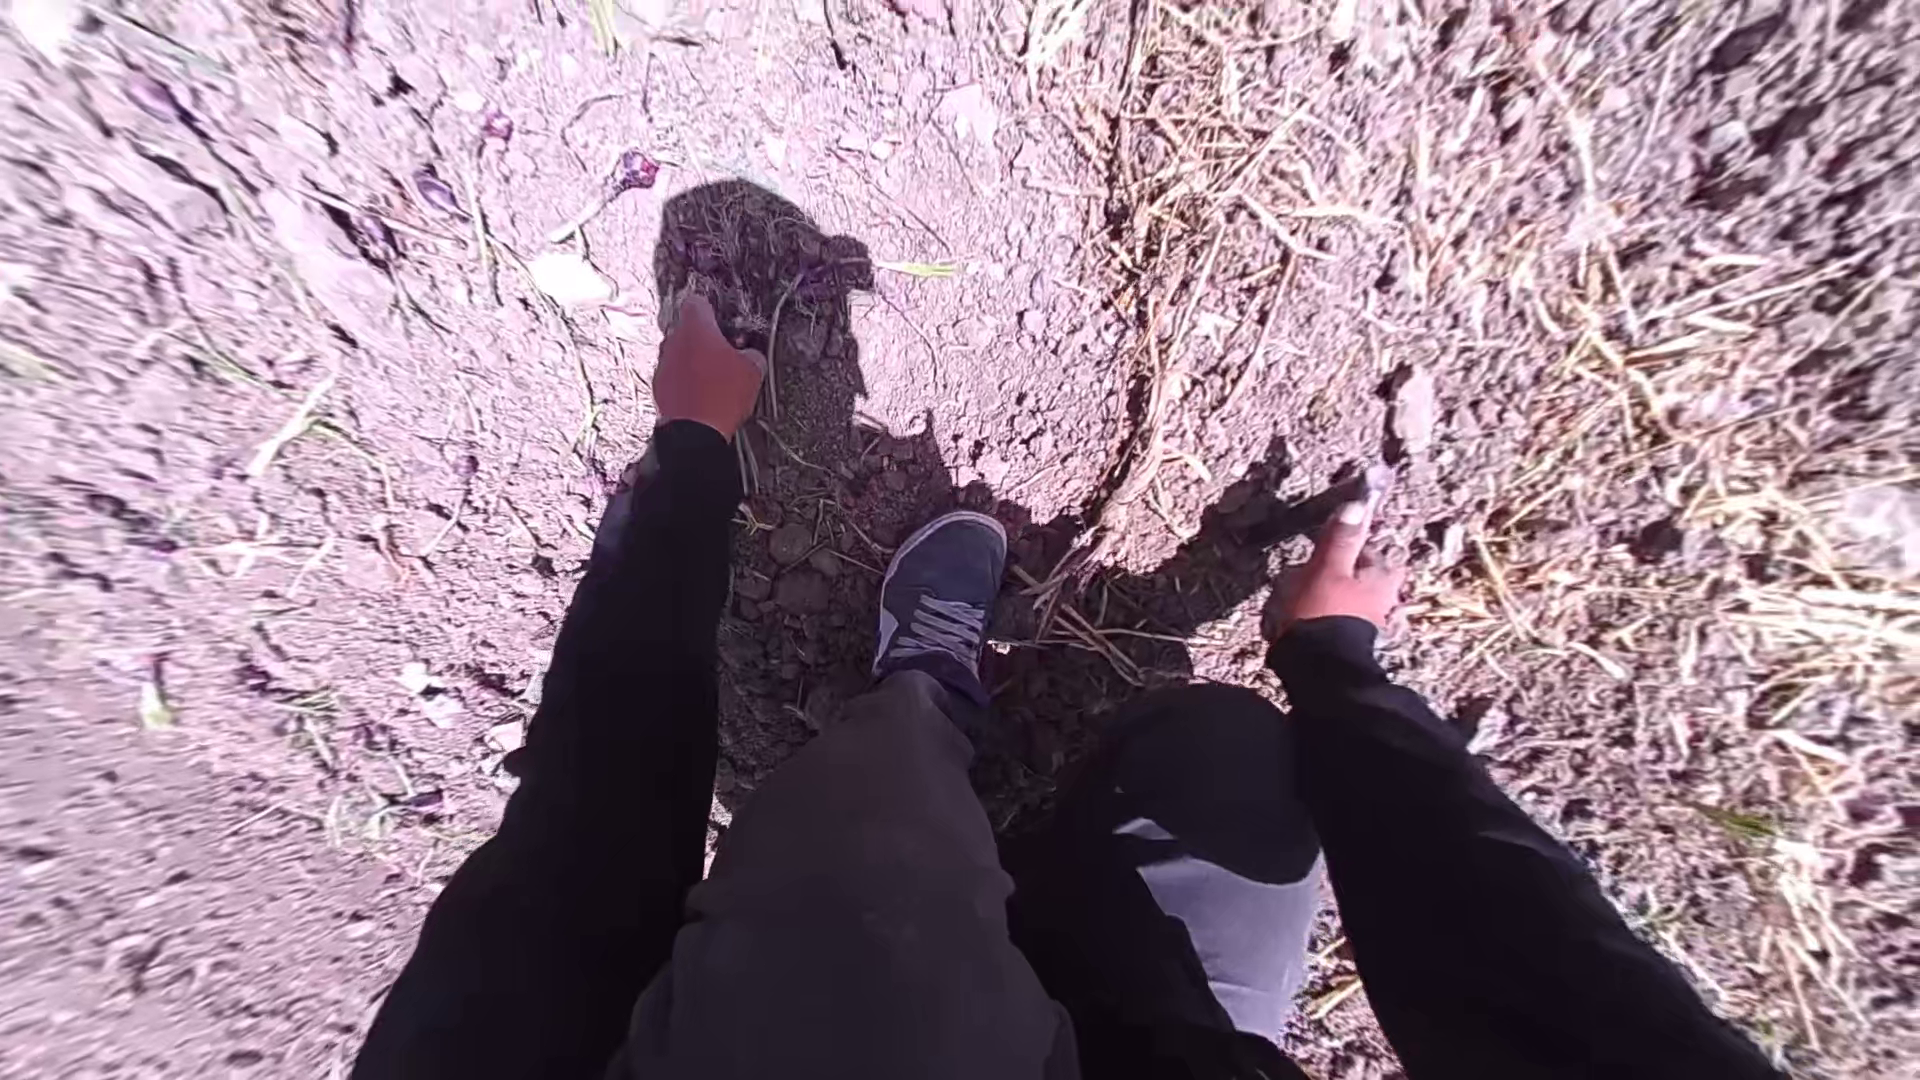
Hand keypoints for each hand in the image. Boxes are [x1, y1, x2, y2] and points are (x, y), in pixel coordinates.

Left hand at [653, 294, 764, 439]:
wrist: (695, 430)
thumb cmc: (723, 394)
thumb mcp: (753, 372)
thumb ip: (752, 355)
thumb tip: (751, 355)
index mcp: (697, 328)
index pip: (698, 302)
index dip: (712, 311)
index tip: (723, 324)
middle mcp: (674, 340)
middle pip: (689, 330)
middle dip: (706, 340)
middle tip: (726, 357)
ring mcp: (663, 362)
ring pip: (681, 353)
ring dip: (695, 362)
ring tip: (716, 381)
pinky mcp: (659, 385)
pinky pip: (675, 375)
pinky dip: (687, 382)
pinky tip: (704, 396)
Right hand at [1270, 494, 1405, 632]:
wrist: (1316, 664)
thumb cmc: (1323, 610)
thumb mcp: (1327, 568)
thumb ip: (1341, 539)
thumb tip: (1357, 505)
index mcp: (1382, 577)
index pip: (1366, 549)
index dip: (1340, 549)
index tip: (1318, 555)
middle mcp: (1381, 598)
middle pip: (1351, 573)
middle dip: (1325, 573)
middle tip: (1300, 579)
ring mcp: (1365, 619)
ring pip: (1336, 594)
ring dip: (1314, 594)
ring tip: (1290, 602)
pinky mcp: (1346, 637)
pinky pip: (1326, 615)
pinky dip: (1311, 614)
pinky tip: (1293, 619)